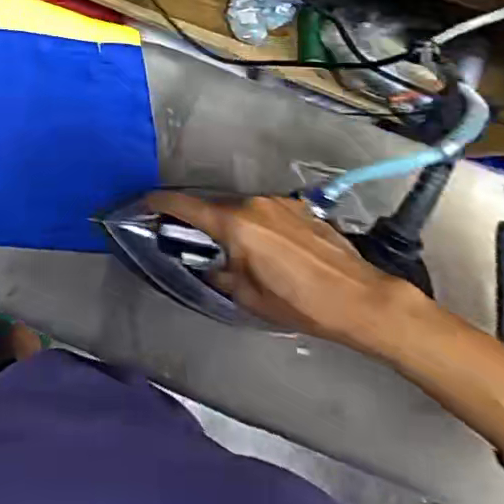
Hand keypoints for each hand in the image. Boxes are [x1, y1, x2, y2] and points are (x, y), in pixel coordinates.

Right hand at [143, 191, 427, 349]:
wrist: (357, 296)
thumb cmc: (298, 302)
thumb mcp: (248, 297)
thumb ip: (220, 273)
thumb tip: (210, 262)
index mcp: (236, 223)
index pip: (189, 207)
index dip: (163, 203)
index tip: (146, 201)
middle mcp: (255, 203)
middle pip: (217, 208)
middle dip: (204, 224)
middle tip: (197, 245)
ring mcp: (280, 201)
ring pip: (243, 209)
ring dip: (234, 225)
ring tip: (241, 253)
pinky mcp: (299, 206)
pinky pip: (266, 211)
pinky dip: (258, 225)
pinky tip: (271, 251)